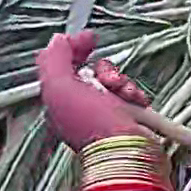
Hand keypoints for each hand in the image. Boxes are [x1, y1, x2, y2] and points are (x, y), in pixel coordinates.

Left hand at [35, 31, 149, 148]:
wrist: (127, 151)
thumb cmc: (93, 126)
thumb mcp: (61, 88)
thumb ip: (54, 60)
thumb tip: (58, 40)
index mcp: (60, 101)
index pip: (63, 66)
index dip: (74, 48)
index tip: (89, 38)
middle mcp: (82, 107)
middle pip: (93, 72)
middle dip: (105, 71)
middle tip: (109, 80)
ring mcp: (106, 114)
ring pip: (115, 83)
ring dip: (123, 82)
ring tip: (126, 94)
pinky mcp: (127, 119)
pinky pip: (132, 96)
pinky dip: (136, 95)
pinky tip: (137, 101)